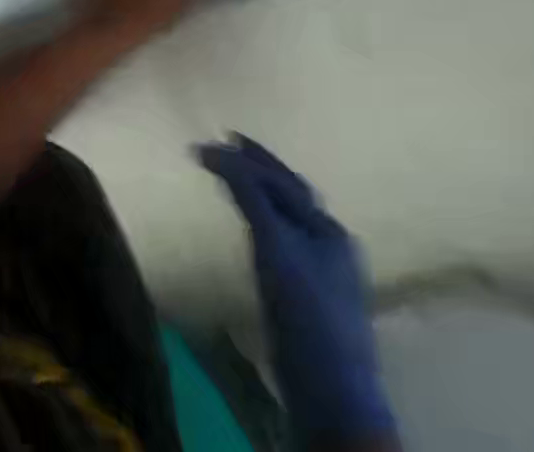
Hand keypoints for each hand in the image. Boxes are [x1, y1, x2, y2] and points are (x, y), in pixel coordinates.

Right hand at [198, 134, 394, 446]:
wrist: (329, 390)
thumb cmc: (304, 311)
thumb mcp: (274, 247)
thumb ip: (251, 198)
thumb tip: (219, 152)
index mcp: (327, 228)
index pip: (280, 180)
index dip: (243, 158)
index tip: (204, 144)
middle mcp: (329, 241)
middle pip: (290, 192)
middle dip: (258, 166)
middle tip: (225, 144)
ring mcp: (322, 268)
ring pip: (287, 215)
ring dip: (260, 190)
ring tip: (232, 176)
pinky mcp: (307, 291)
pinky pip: (281, 236)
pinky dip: (261, 217)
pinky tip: (249, 224)